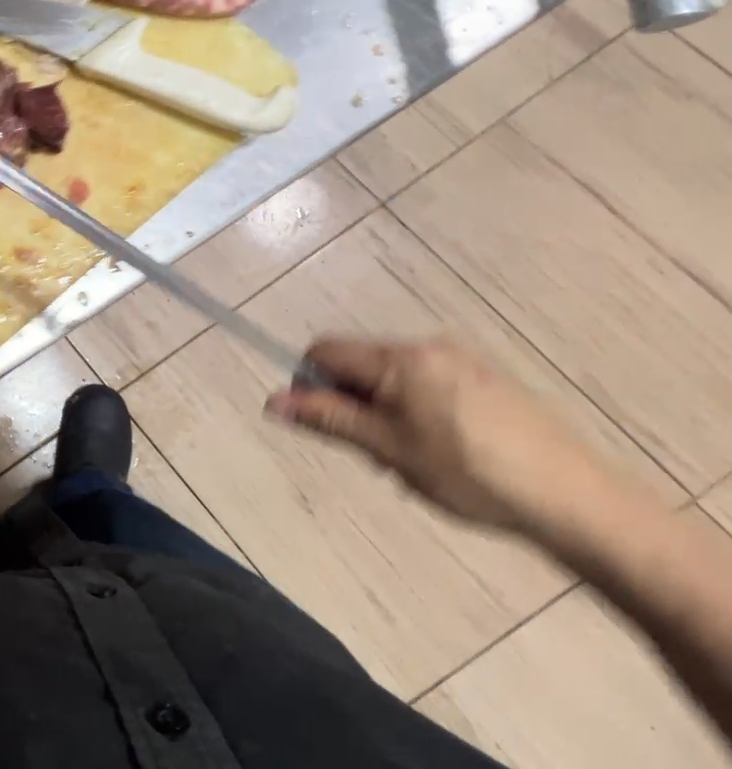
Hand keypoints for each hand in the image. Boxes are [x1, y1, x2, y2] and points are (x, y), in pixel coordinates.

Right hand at [266, 338, 608, 531]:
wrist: (577, 501)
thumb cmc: (469, 472)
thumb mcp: (387, 449)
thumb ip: (327, 419)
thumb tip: (271, 401)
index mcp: (401, 358)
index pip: (325, 350)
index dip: (308, 383)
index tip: (321, 424)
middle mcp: (429, 348)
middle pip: (359, 364)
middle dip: (350, 404)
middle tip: (372, 453)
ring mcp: (465, 363)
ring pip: (393, 380)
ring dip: (383, 413)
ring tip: (411, 460)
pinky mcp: (491, 383)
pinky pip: (428, 387)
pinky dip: (416, 414)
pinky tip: (442, 454)